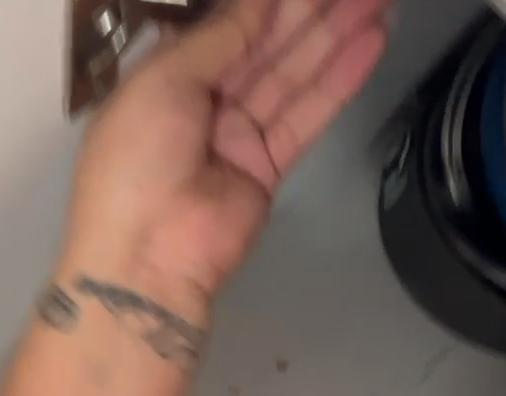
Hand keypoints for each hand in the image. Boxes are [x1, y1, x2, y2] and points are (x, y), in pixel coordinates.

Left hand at [58, 0, 389, 319]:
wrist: (146, 258)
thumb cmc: (133, 165)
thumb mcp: (159, 81)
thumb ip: (214, 37)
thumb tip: (255, 0)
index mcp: (161, 85)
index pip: (220, 29)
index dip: (260, 0)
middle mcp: (197, 110)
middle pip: (260, 47)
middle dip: (306, 7)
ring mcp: (231, 141)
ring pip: (289, 75)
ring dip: (333, 33)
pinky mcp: (262, 170)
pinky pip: (303, 117)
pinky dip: (337, 81)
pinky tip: (372, 40)